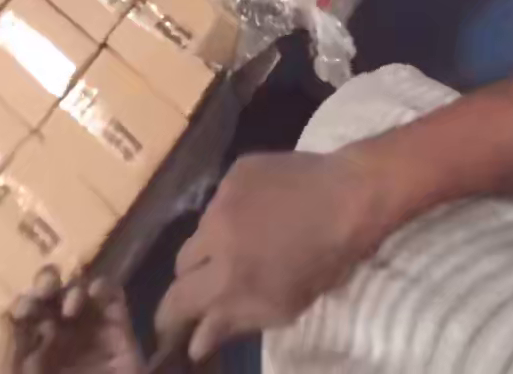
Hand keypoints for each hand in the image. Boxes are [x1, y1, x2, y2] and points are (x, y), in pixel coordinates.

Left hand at [0, 269, 143, 373]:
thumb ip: (5, 356)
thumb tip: (6, 312)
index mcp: (29, 359)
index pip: (24, 315)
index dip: (23, 304)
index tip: (22, 311)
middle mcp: (59, 344)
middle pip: (51, 296)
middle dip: (47, 284)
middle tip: (47, 290)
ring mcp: (90, 337)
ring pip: (80, 290)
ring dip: (72, 287)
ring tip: (69, 308)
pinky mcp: (119, 334)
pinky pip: (112, 295)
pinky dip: (101, 286)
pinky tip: (92, 299)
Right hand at [153, 151, 389, 361]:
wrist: (344, 198)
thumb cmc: (321, 261)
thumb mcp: (281, 306)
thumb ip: (232, 322)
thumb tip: (196, 342)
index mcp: (225, 275)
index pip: (177, 299)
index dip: (168, 316)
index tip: (169, 326)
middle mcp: (214, 231)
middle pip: (182, 260)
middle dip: (192, 276)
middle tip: (213, 280)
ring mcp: (222, 194)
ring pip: (202, 226)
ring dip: (215, 239)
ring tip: (246, 239)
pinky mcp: (235, 169)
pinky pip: (221, 196)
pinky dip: (233, 208)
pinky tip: (260, 209)